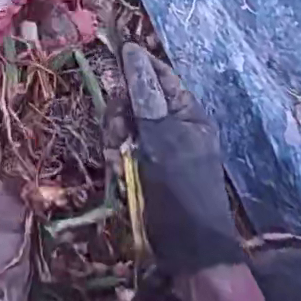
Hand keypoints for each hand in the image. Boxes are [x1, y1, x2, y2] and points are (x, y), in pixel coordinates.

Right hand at [120, 43, 247, 275]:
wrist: (186, 249)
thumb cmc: (181, 191)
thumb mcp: (162, 139)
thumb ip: (145, 97)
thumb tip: (133, 52)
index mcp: (188, 113)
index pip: (160, 75)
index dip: (137, 65)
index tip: (112, 57)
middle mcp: (173, 125)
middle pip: (135, 98)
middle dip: (121, 113)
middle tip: (117, 132)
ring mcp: (158, 146)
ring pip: (123, 122)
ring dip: (115, 136)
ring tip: (118, 158)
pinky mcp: (143, 165)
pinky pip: (122, 146)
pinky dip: (116, 155)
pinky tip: (118, 169)